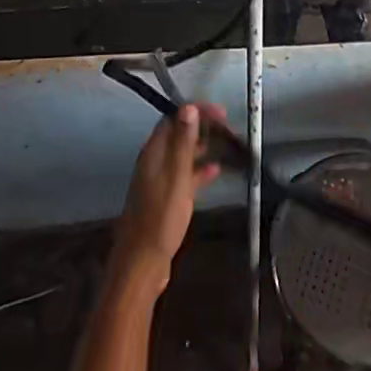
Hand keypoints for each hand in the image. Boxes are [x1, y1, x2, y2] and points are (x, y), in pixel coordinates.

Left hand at [113, 104, 223, 289]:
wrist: (142, 262)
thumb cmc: (161, 217)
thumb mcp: (177, 176)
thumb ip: (183, 142)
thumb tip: (188, 107)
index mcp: (153, 154)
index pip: (173, 119)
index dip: (195, 111)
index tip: (221, 113)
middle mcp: (153, 163)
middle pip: (178, 135)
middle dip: (202, 127)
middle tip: (228, 127)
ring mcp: (158, 181)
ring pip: (183, 154)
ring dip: (203, 147)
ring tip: (227, 145)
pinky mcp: (165, 198)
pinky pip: (185, 175)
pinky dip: (200, 169)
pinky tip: (216, 171)